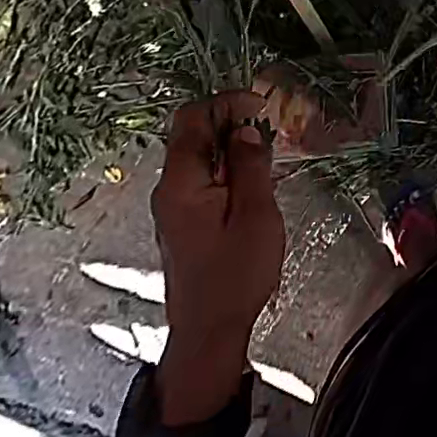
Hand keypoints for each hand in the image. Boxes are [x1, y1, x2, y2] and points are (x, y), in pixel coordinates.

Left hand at [151, 91, 283, 424]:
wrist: (209, 332)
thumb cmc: (234, 275)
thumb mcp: (254, 214)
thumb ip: (250, 165)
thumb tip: (246, 129)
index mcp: (181, 182)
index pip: (193, 119)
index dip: (226, 103)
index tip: (260, 106)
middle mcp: (169, 188)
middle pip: (191, 133)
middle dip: (229, 120)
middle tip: (266, 126)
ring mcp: (173, 205)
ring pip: (198, 154)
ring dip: (229, 142)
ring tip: (265, 149)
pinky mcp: (184, 219)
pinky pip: (201, 176)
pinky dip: (226, 165)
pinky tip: (251, 176)